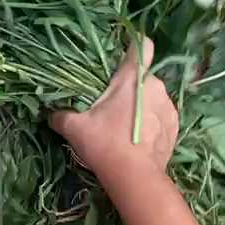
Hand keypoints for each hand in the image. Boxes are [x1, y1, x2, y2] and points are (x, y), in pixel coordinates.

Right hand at [49, 38, 178, 186]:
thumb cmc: (105, 143)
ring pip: (153, 99)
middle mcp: (155, 87)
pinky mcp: (174, 128)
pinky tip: (137, 140)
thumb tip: (50, 114)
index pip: (142, 47)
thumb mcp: (75, 128)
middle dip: (130, 89)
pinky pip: (161, 118)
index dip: (134, 47)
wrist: (134, 177)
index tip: (123, 55)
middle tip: (112, 108)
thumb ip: (61, 116)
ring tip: (125, 128)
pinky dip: (151, 125)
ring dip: (141, 107)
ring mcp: (168, 108)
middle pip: (143, 79)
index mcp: (133, 78)